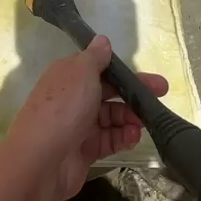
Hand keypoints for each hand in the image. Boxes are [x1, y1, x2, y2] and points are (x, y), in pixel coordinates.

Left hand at [2, 35, 166, 200]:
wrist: (40, 160)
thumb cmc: (63, 108)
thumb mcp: (81, 72)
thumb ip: (95, 57)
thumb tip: (102, 40)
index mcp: (68, 76)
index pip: (100, 69)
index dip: (124, 72)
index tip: (149, 78)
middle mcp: (72, 98)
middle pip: (109, 93)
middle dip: (134, 95)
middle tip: (160, 96)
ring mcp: (77, 125)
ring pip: (111, 117)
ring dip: (130, 117)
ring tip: (144, 122)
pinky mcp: (84, 150)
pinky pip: (109, 140)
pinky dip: (123, 137)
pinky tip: (133, 137)